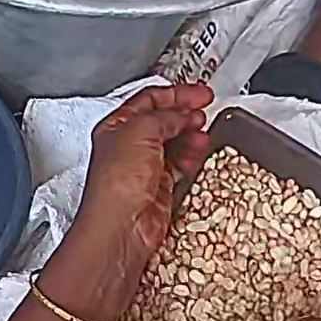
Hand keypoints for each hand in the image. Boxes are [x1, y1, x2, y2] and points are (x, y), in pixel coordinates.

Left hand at [77, 83, 213, 264]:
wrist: (123, 226)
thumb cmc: (118, 182)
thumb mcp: (142, 130)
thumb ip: (164, 116)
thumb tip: (181, 114)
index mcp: (116, 128)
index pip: (149, 101)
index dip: (175, 94)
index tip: (198, 93)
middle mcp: (129, 148)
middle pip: (163, 123)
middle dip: (185, 115)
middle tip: (204, 112)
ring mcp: (145, 170)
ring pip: (174, 145)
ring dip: (191, 137)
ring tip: (203, 135)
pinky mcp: (160, 190)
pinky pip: (179, 168)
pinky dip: (191, 159)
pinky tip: (198, 155)